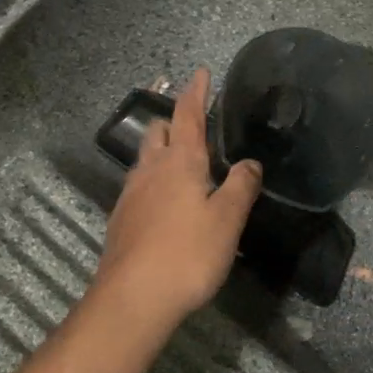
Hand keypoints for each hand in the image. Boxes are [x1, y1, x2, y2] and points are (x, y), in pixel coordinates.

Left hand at [93, 68, 262, 322]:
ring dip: (161, 151)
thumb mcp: (227, 220)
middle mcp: (151, 168)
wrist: (131, 299)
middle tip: (192, 122)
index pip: (188, 115)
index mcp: (180, 161)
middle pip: (159, 131)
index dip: (196, 92)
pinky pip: (138, 186)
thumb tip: (251, 162)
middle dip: (173, 120)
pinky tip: (163, 203)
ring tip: (179, 162)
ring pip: (145, 158)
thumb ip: (241, 187)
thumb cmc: (186, 254)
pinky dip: (153, 182)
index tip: (200, 72)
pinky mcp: (121, 220)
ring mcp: (131, 193)